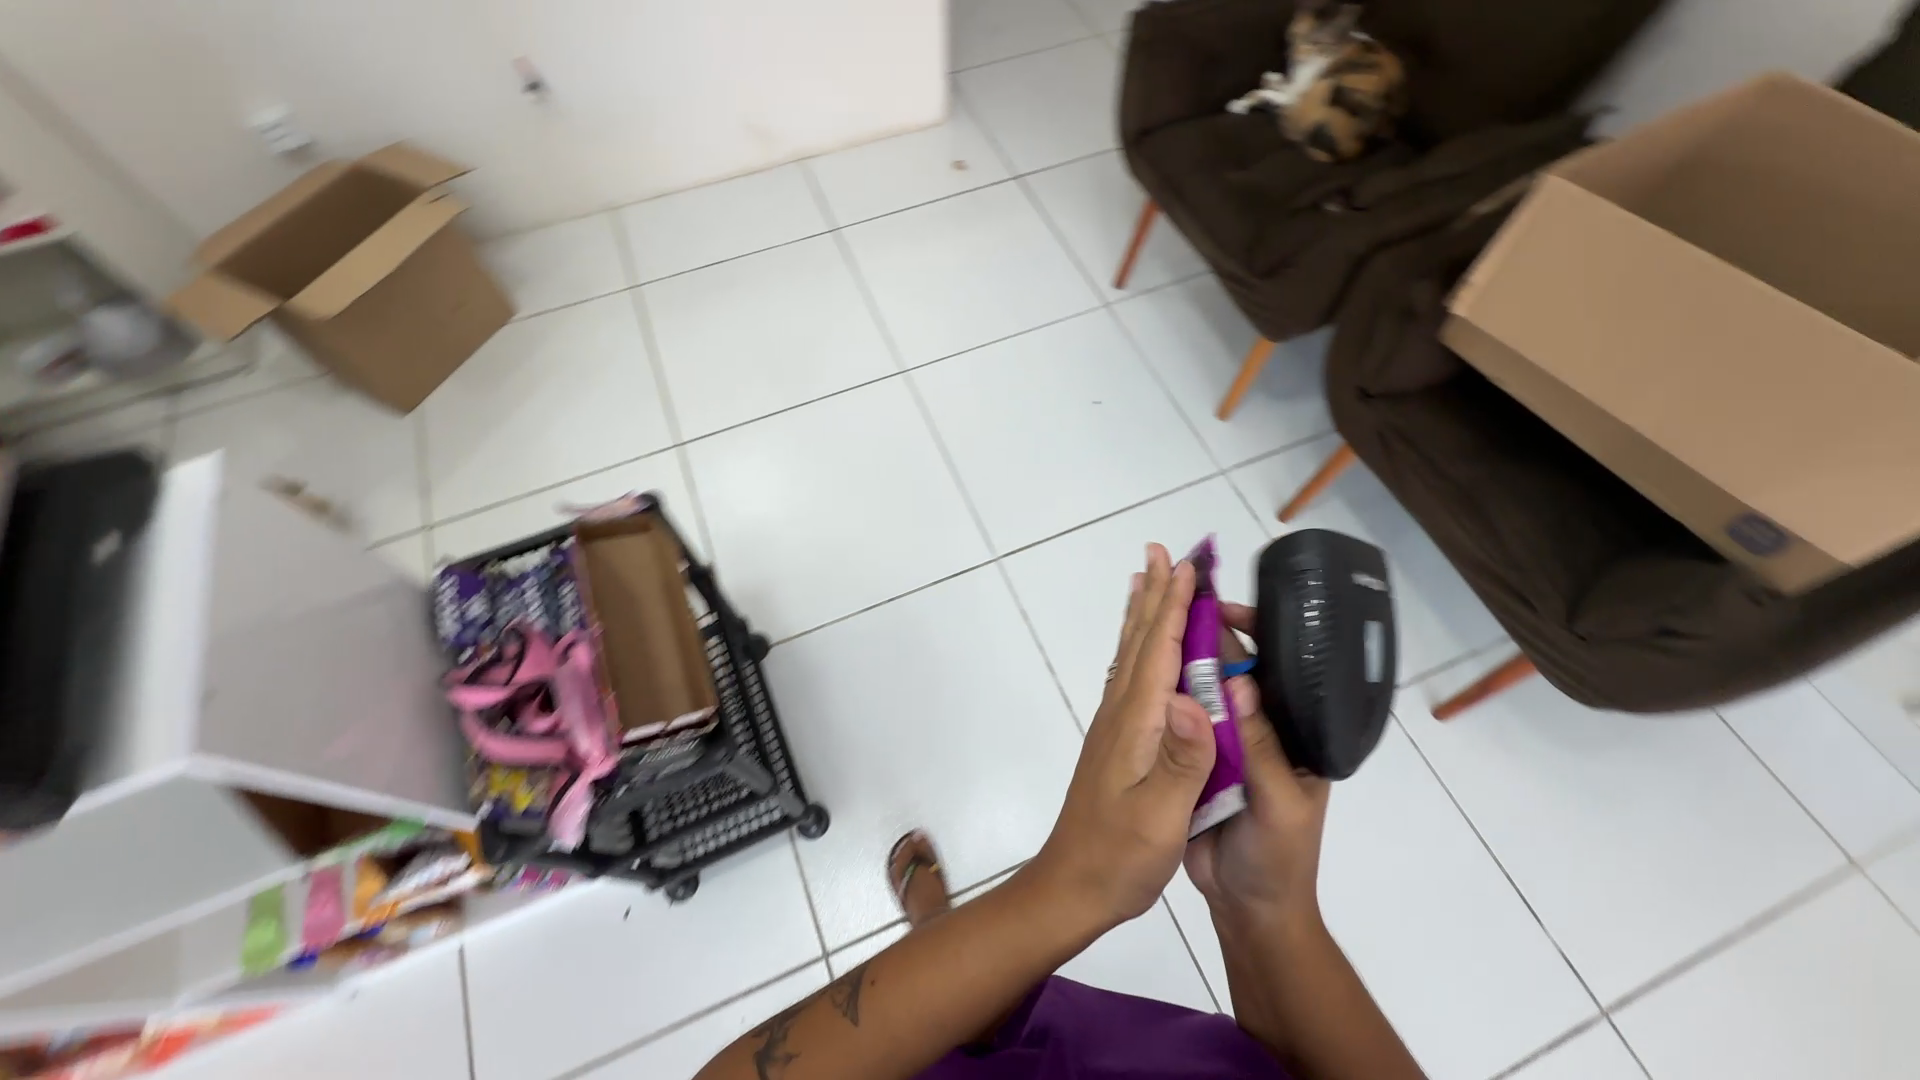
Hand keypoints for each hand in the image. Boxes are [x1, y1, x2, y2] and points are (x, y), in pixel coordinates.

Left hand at [1026, 545, 1217, 932]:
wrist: (1072, 886)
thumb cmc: (1120, 856)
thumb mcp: (1160, 817)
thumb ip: (1180, 761)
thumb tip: (1191, 700)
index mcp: (1135, 724)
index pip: (1157, 652)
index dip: (1173, 607)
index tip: (1186, 565)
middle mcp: (1121, 715)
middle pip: (1139, 643)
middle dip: (1154, 596)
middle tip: (1162, 552)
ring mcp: (1115, 729)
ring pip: (1131, 657)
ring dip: (1142, 615)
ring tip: (1146, 581)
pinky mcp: (1117, 744)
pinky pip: (1131, 679)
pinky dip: (1139, 650)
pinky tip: (1142, 654)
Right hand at [1184, 602, 1331, 934]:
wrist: (1247, 907)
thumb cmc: (1278, 856)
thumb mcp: (1280, 805)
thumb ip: (1261, 749)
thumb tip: (1239, 683)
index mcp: (1292, 732)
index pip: (1277, 669)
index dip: (1253, 633)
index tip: (1221, 607)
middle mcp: (1258, 729)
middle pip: (1235, 673)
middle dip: (1210, 636)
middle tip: (1176, 600)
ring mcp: (1224, 744)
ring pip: (1203, 693)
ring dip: (1182, 661)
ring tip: (1152, 621)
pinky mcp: (1194, 761)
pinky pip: (1181, 723)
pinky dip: (1164, 698)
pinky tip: (1140, 673)